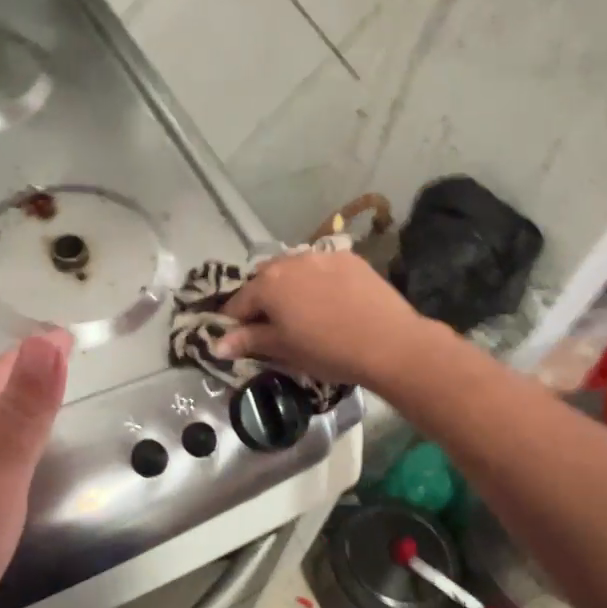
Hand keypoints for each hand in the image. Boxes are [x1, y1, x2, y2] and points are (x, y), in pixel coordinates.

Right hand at [214, 250, 432, 385]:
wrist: (389, 343)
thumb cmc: (328, 351)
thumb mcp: (284, 349)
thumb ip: (249, 341)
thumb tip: (217, 344)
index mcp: (268, 284)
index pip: (238, 303)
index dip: (233, 323)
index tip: (237, 340)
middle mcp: (290, 261)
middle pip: (265, 281)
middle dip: (263, 301)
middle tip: (272, 327)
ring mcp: (322, 256)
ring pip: (294, 271)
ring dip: (290, 288)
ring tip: (302, 313)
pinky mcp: (349, 258)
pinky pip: (321, 268)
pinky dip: (317, 282)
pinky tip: (330, 302)